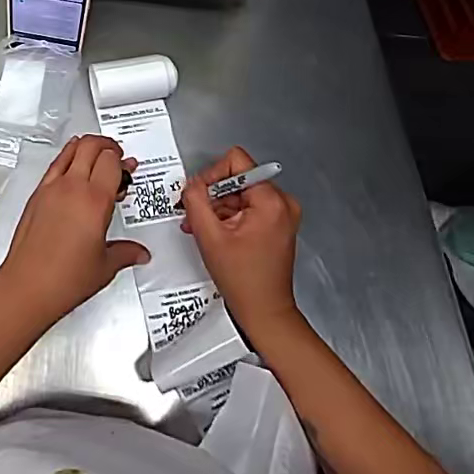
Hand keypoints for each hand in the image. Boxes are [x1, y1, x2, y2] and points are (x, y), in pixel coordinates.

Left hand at [0, 135, 149, 325]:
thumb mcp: (105, 266)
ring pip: (72, 149)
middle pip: (92, 146)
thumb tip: (139, 252)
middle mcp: (72, 188)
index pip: (112, 161)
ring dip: (87, 145)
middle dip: (108, 146)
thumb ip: (126, 252)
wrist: (27, 286)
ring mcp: (52, 189)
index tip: (128, 170)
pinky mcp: (38, 194)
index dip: (123, 162)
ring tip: (97, 152)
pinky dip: (67, 156)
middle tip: (117, 155)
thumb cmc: (62, 279)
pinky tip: (71, 163)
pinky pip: (55, 163)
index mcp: (95, 201)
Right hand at [182, 146, 301, 334]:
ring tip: (203, 228)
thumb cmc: (243, 281)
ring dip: (218, 208)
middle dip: (213, 196)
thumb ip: (196, 200)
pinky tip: (216, 232)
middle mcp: (282, 201)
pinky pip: (247, 205)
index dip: (212, 175)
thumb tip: (191, 183)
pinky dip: (229, 215)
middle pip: (237, 177)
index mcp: (271, 201)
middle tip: (197, 216)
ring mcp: (282, 212)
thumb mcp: (209, 235)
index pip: (236, 161)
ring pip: (239, 192)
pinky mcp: (277, 222)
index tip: (201, 196)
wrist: (264, 312)